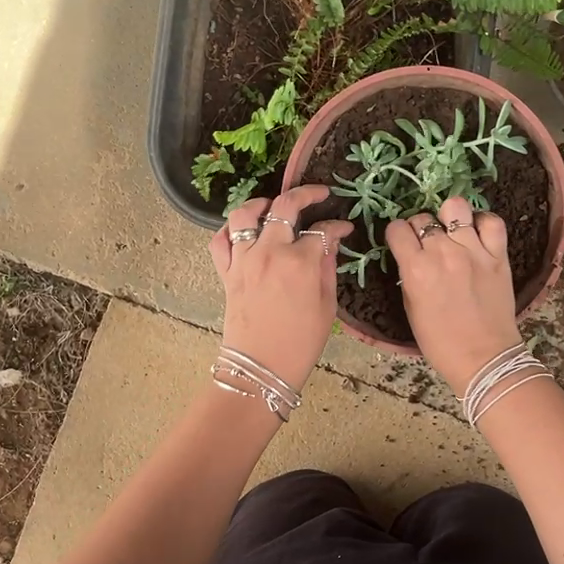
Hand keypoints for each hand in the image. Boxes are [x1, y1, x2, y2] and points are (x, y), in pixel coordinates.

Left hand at [207, 186, 354, 388]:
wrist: (260, 369)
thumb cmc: (300, 343)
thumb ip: (327, 268)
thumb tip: (329, 243)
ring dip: (261, 203)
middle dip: (305, 194)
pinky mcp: (226, 273)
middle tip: (318, 194)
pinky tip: (242, 230)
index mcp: (300, 262)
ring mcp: (243, 260)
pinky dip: (228, 229)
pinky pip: (219, 241)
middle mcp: (270, 252)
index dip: (336, 227)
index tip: (344, 229)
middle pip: (284, 207)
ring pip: (244, 214)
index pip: (321, 231)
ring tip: (272, 205)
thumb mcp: (326, 306)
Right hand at [386, 195, 524, 394]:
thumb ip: (409, 275)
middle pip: (422, 218)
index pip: (397, 229)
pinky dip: (482, 222)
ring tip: (452, 231)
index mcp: (416, 270)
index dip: (397, 235)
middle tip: (427, 245)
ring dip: (449, 217)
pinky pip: (492, 222)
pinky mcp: (498, 255)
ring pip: (455, 207)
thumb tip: (410, 254)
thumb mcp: (411, 308)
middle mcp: (443, 253)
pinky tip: (477, 233)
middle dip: (419, 228)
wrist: (484, 358)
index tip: (402, 244)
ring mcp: (474, 251)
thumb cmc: (440, 342)